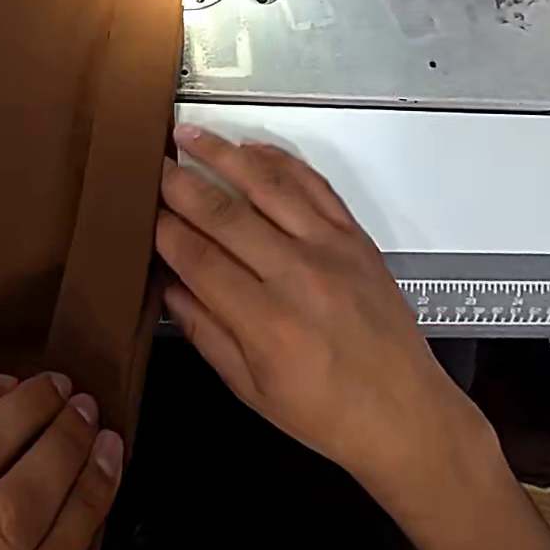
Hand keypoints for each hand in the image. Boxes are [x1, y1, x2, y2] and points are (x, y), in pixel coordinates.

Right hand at [155, 124, 478, 488]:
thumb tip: (168, 281)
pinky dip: (280, 160)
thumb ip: (204, 330)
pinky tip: (251, 148)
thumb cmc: (322, 412)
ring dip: (223, 154)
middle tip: (154, 162)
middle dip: (181, 183)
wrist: (405, 414)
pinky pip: (313, 184)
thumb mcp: (249, 387)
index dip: (165, 230)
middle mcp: (298, 276)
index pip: (199, 259)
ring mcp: (331, 248)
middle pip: (225, 214)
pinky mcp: (355, 235)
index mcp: (267, 323)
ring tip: (190, 135)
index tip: (144, 211)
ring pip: (267, 186)